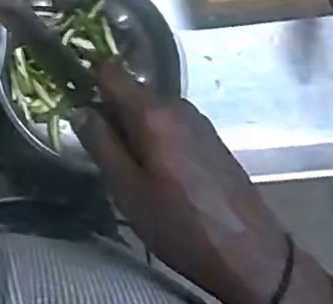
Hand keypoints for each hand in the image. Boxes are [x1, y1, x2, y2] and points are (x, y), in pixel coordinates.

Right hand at [76, 63, 332, 303]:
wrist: (255, 260)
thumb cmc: (183, 226)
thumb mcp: (129, 191)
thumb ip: (100, 144)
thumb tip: (80, 110)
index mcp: (151, 112)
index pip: (110, 71)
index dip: (88, 80)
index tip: (77, 101)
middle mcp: (175, 104)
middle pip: (131, 90)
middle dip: (112, 110)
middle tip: (101, 146)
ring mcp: (197, 119)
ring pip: (151, 108)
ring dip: (135, 125)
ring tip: (131, 164)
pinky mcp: (212, 137)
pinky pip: (171, 122)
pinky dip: (157, 135)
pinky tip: (160, 170)